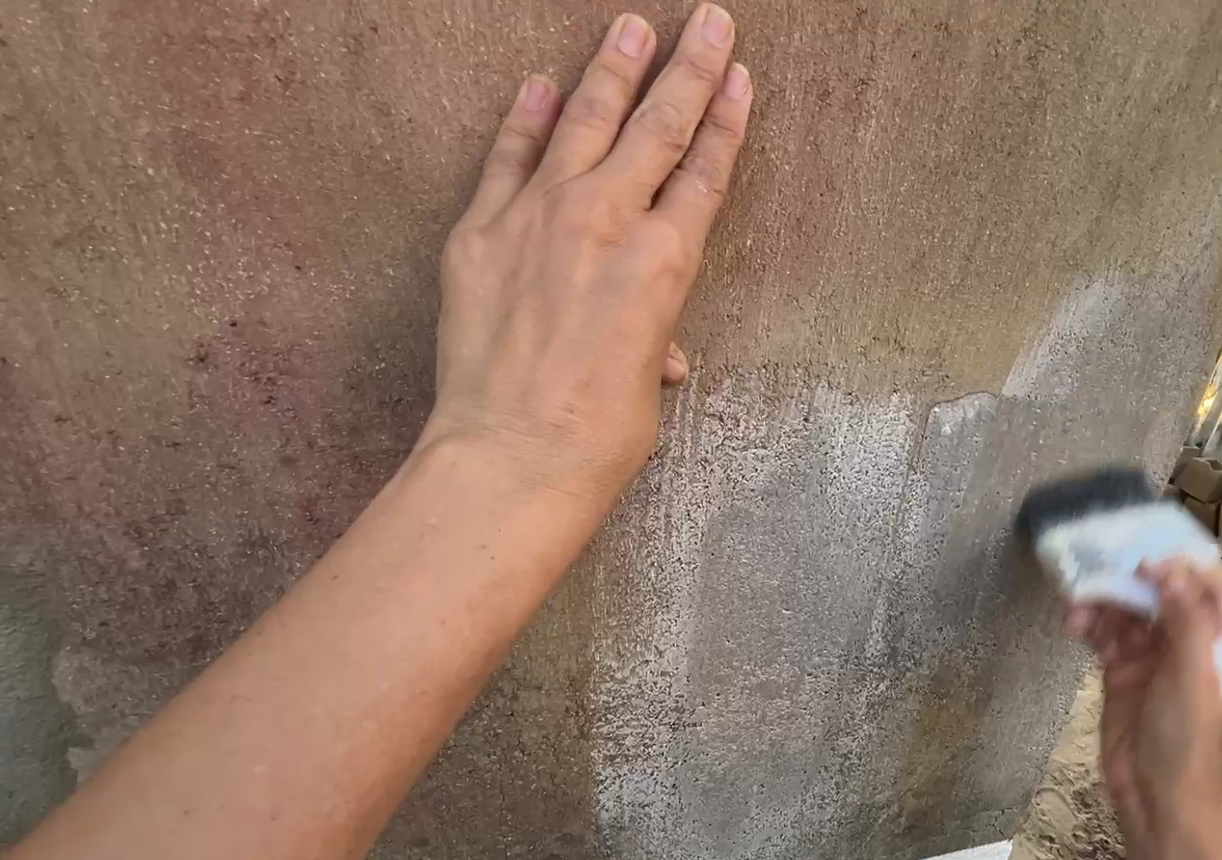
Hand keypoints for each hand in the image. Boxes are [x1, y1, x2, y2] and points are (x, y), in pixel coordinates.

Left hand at [422, 6, 751, 502]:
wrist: (514, 455)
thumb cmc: (598, 436)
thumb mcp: (645, 384)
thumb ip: (651, 341)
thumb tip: (656, 346)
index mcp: (663, 266)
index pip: (703, 175)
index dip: (726, 124)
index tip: (740, 80)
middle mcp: (606, 225)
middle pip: (656, 129)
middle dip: (688, 70)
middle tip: (709, 20)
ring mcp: (538, 220)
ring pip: (584, 122)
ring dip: (613, 70)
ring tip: (632, 27)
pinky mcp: (481, 233)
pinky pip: (509, 160)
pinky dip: (526, 121)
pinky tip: (542, 84)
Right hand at [1065, 558, 1221, 833]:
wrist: (1157, 802)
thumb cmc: (1189, 744)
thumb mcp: (1196, 677)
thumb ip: (1186, 620)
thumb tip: (1167, 570)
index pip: (1211, 591)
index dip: (1182, 570)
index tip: (1146, 561)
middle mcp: (1189, 647)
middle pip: (1161, 597)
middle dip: (1131, 581)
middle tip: (1099, 571)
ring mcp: (1152, 661)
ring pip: (1128, 614)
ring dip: (1103, 602)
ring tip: (1077, 603)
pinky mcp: (1121, 675)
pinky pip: (1105, 637)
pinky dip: (1089, 625)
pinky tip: (1073, 622)